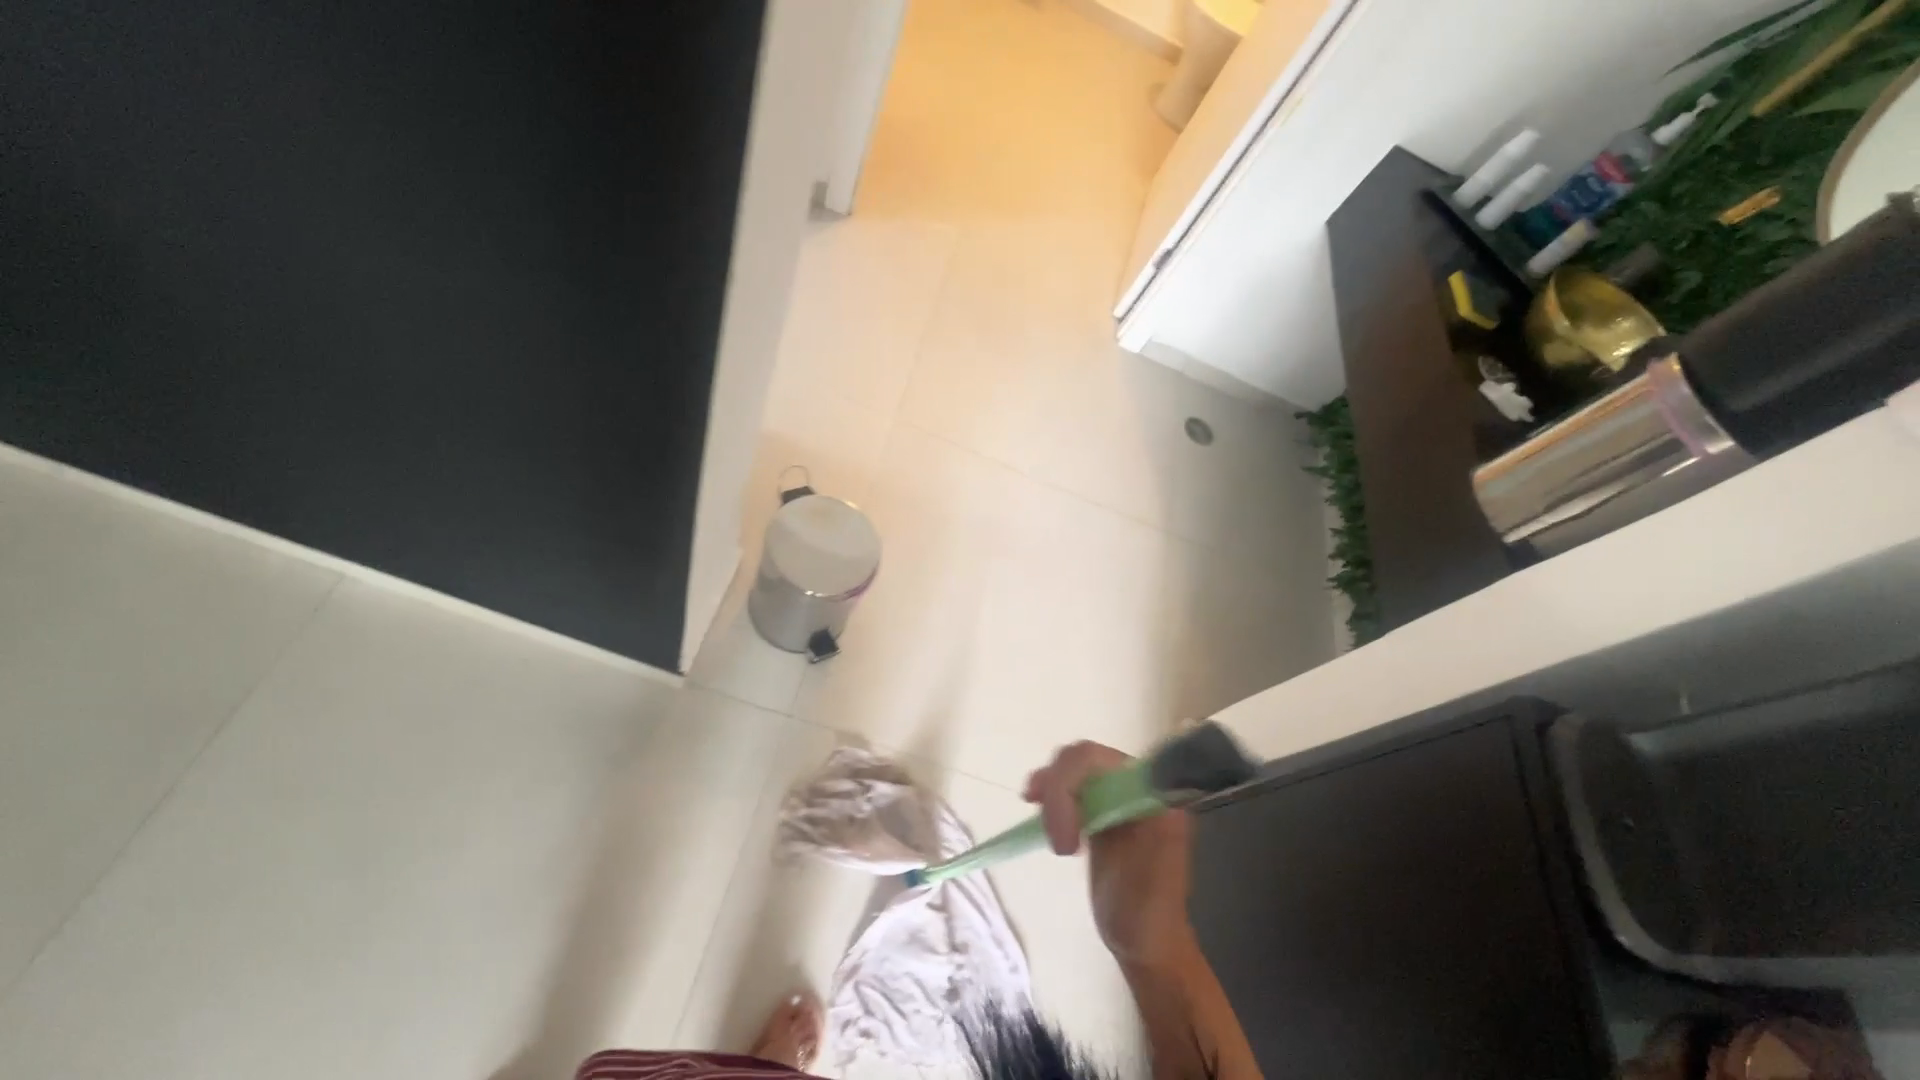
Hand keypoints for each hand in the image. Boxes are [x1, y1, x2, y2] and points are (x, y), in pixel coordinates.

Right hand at [1024, 741, 1197, 970]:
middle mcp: (1137, 785)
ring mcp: (1114, 795)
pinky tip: (1036, 807)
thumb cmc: (1149, 915)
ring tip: (1050, 835)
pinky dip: (1049, 793)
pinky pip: (1066, 784)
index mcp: (1155, 793)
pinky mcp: (1097, 809)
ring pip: (1071, 767)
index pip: (1102, 760)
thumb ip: (1155, 829)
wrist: (1145, 941)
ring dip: (1051, 792)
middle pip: (1083, 758)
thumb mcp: (1153, 879)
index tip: (1066, 843)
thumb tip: (1152, 784)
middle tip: (1057, 844)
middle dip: (1058, 792)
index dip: (1071, 787)